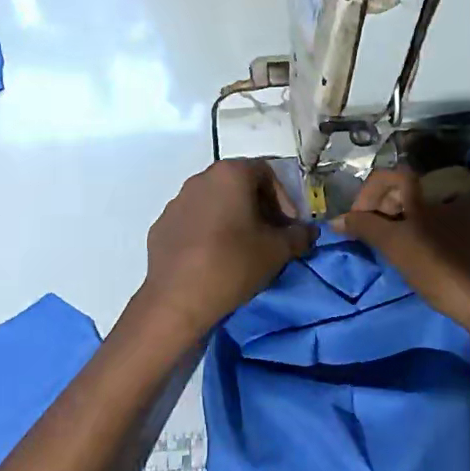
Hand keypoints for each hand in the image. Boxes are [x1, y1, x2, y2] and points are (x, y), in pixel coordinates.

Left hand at [137, 159, 314, 340]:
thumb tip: (309, 232)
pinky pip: (194, 222)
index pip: (266, 172)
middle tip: (270, 236)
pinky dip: (209, 233)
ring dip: (233, 220)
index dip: (284, 198)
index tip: (289, 226)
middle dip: (259, 208)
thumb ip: (299, 235)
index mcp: (230, 174)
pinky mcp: (161, 226)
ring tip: (243, 250)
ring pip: (214, 203)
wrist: (177, 298)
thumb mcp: (278, 250)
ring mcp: (176, 202)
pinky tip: (215, 259)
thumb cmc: (234, 263)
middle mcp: (200, 179)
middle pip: (238, 186)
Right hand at [333, 168, 469, 353]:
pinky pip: (444, 224)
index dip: (364, 200)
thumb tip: (336, 220)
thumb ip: (365, 227)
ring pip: (426, 210)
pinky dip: (424, 235)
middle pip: (408, 191)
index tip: (354, 227)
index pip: (390, 178)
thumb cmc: (447, 270)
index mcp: (446, 180)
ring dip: (402, 226)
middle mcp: (463, 186)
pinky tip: (418, 257)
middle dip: (383, 213)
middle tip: (371, 240)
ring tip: (392, 251)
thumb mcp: (399, 246)